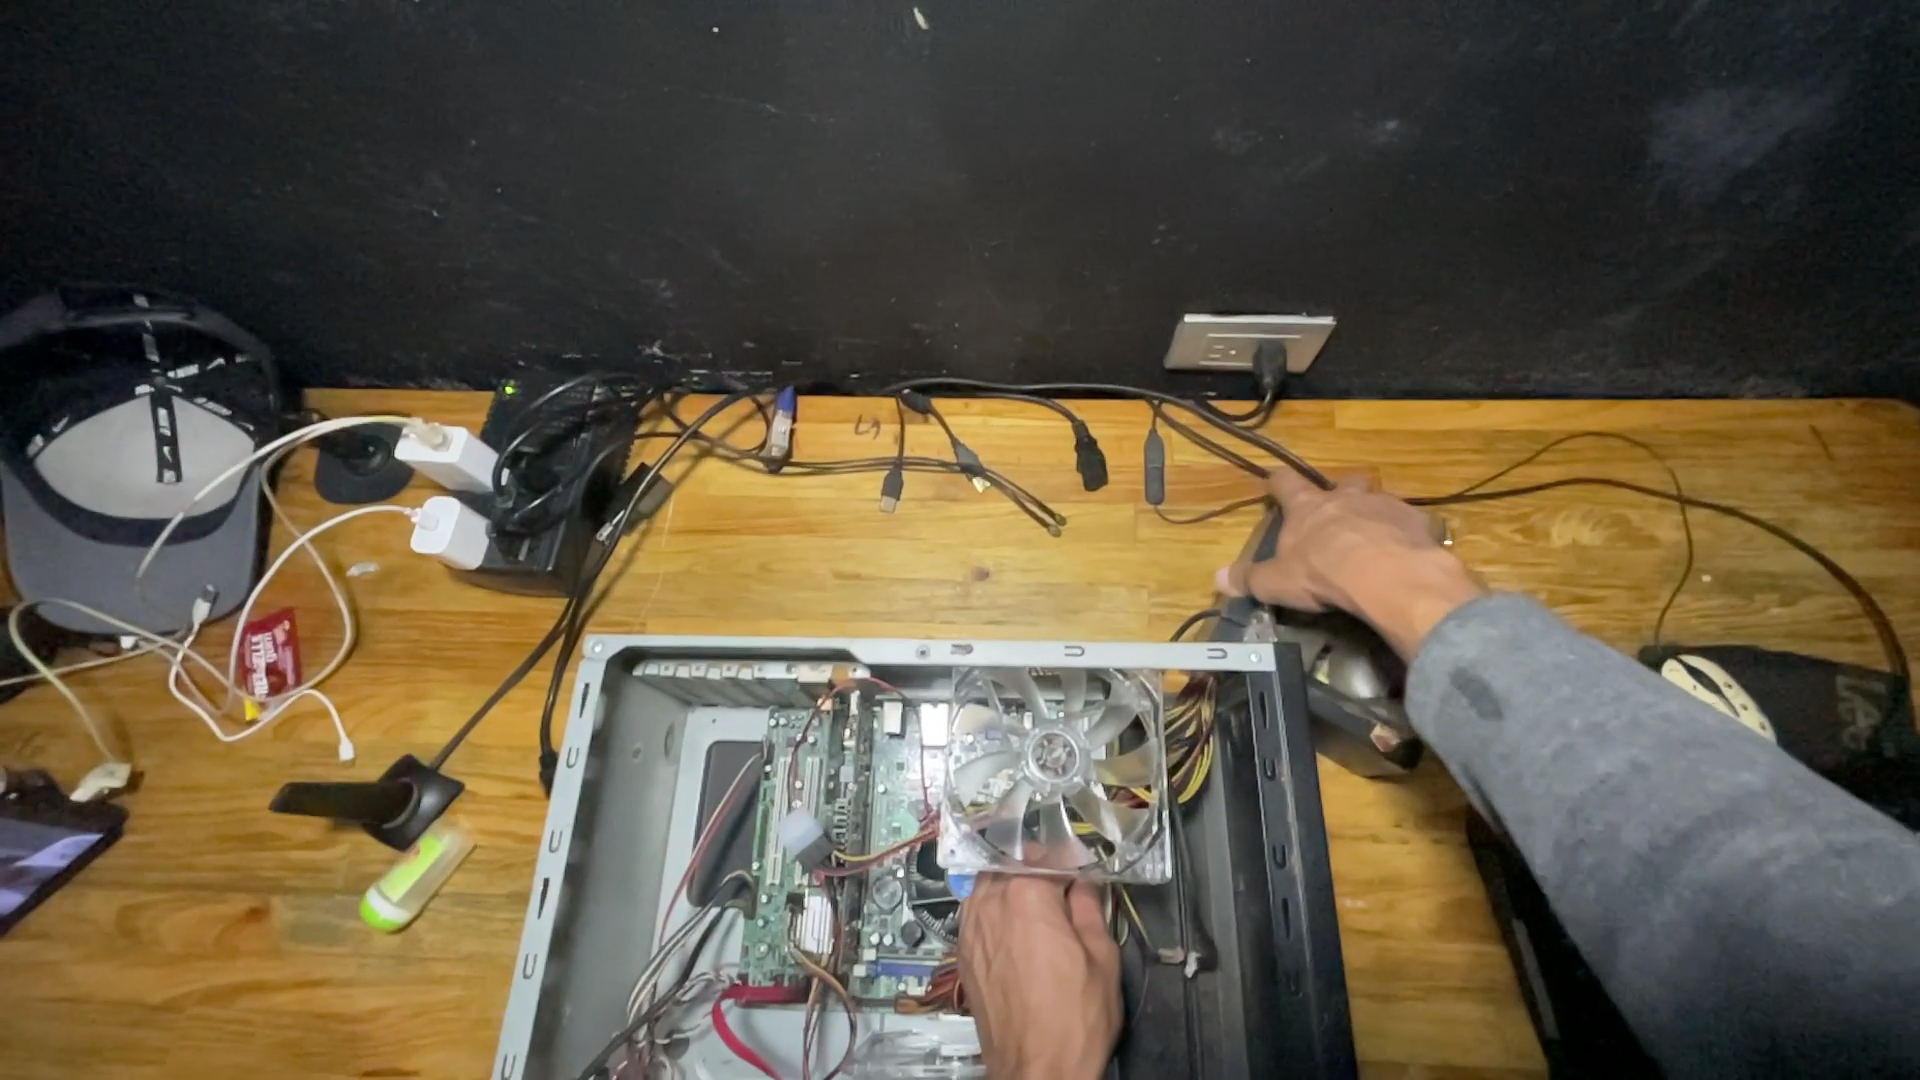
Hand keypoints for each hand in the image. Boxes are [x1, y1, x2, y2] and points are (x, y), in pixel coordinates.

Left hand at [959, 875, 1120, 1079]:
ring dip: (1011, 884)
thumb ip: (1090, 907)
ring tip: (1035, 904)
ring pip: (990, 882)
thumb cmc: (1076, 1017)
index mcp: (1027, 892)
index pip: (1049, 856)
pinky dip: (993, 908)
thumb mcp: (1102, 957)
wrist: (1036, 1072)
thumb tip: (1084, 882)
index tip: (1081, 869)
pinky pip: (975, 910)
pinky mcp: (962, 950)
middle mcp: (991, 899)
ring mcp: (971, 924)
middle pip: (1014, 863)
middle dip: (1037, 868)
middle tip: (1060, 886)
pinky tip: (1011, 925)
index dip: (1068, 860)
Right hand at [1218, 469, 1483, 656]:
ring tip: (1376, 536)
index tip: (1273, 479)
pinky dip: (1408, 533)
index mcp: (1308, 508)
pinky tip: (1407, 551)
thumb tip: (1218, 578)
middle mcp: (1346, 498)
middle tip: (1339, 508)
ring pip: (1379, 499)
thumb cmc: (1322, 573)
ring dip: (1375, 513)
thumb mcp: (1277, 582)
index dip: (1278, 482)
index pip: (1286, 484)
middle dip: (1341, 491)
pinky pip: (1413, 522)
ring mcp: (1385, 506)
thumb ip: (1249, 579)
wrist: (1387, 576)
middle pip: (1343, 482)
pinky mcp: (1418, 522)